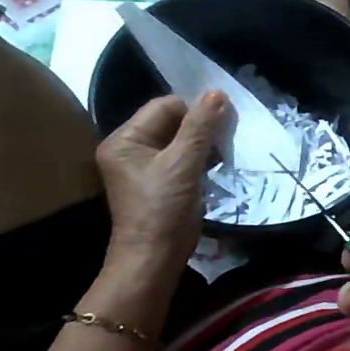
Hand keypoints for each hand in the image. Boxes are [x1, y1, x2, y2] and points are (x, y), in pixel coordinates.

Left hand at [95, 92, 226, 275]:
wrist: (155, 257)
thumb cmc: (162, 208)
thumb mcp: (183, 163)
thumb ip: (200, 126)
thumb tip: (217, 92)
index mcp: (125, 139)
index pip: (164, 106)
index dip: (194, 111)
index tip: (221, 123)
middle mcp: (130, 148)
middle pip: (172, 121)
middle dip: (200, 126)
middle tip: (224, 137)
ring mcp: (145, 165)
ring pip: (181, 138)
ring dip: (203, 142)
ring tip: (221, 152)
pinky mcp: (161, 179)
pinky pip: (183, 155)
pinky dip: (200, 156)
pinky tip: (215, 164)